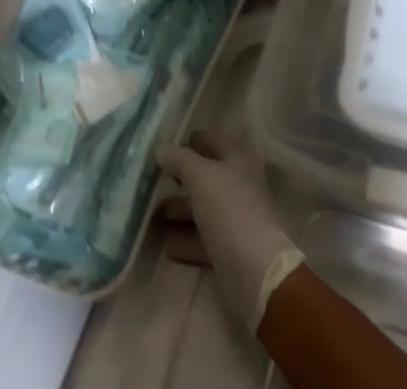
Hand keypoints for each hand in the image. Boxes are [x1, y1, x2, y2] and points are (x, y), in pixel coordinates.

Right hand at [157, 131, 301, 329]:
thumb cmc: (228, 209)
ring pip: (203, 208)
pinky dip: (184, 239)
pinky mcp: (229, 247)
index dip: (196, 140)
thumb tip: (162, 149)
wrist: (252, 266)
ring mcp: (236, 217)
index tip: (172, 143)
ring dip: (179, 210)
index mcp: (239, 161)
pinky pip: (202, 238)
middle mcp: (240, 185)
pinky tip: (165, 243)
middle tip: (155, 178)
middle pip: (208, 176)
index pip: (216, 140)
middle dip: (182, 178)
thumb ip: (180, 160)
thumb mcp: (200, 176)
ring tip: (153, 213)